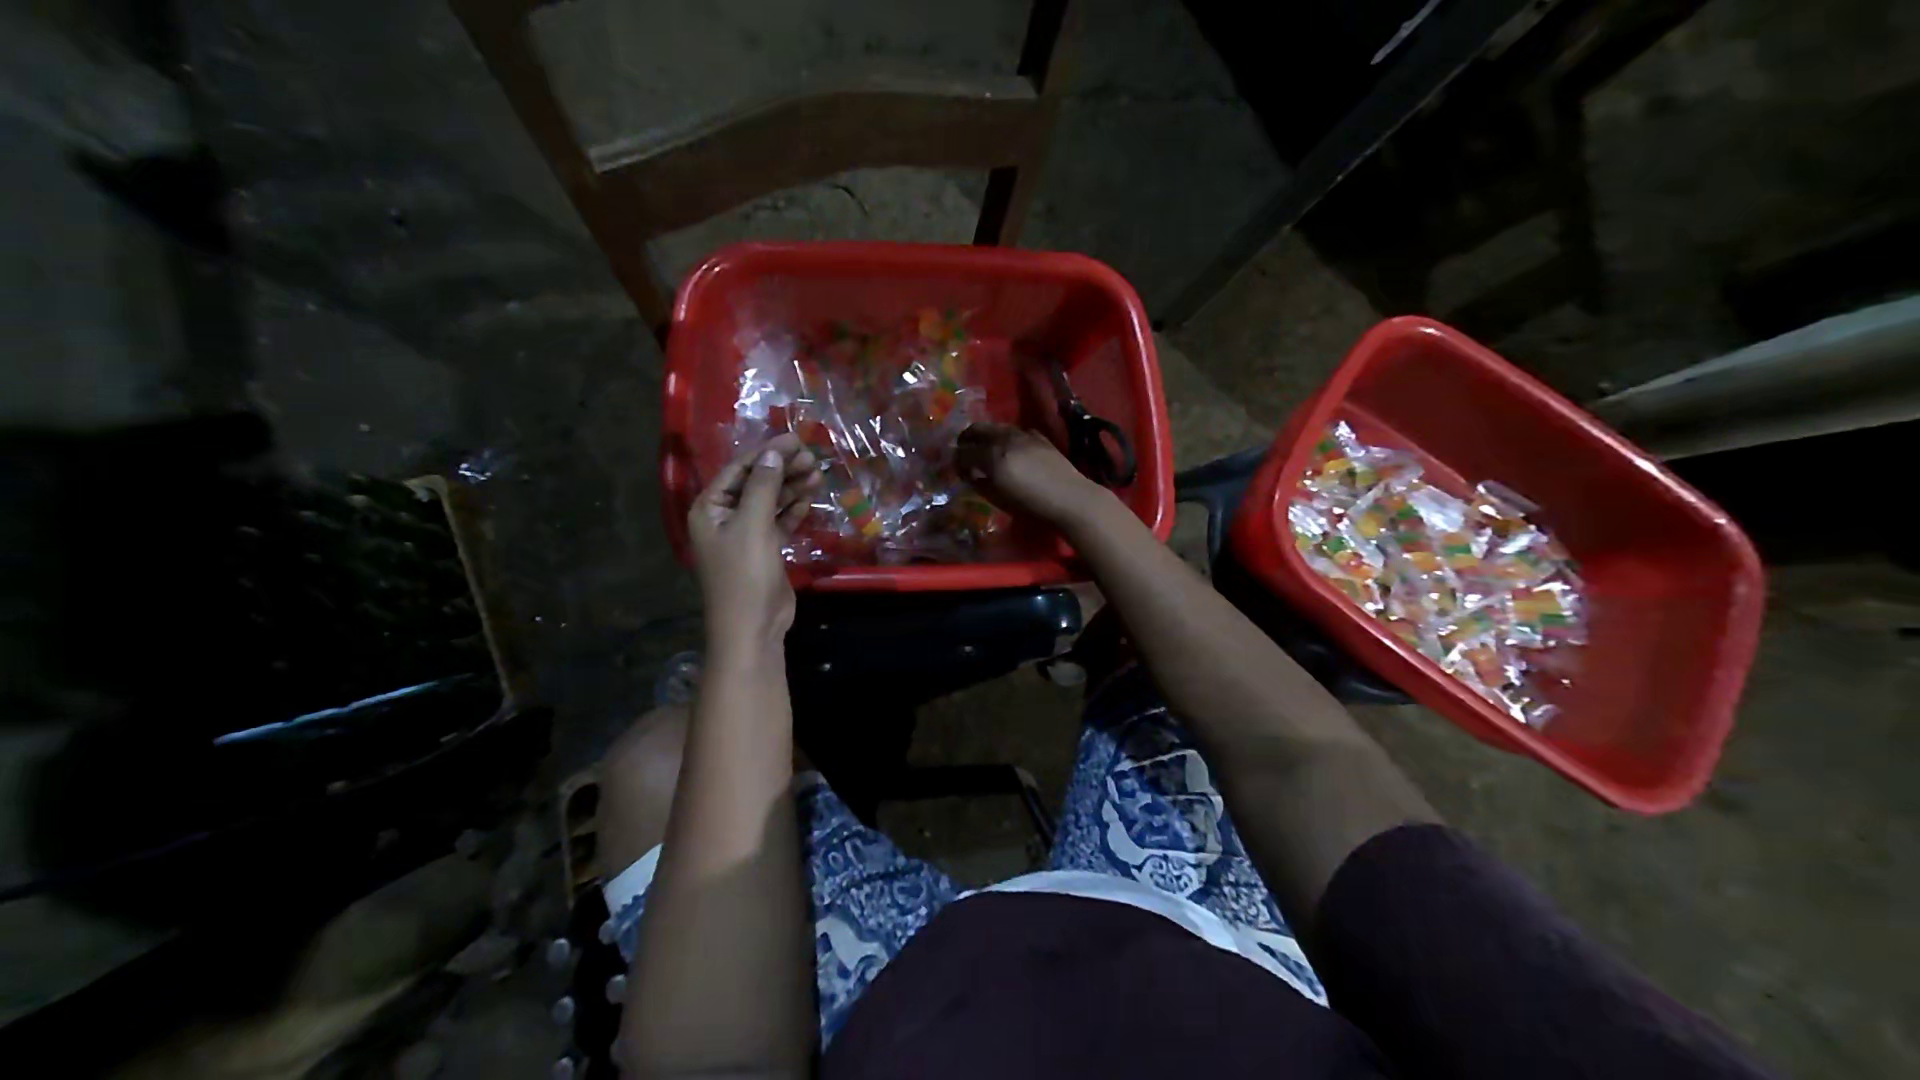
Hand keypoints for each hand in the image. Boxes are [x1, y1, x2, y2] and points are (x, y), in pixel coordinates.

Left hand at [689, 434, 820, 644]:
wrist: (752, 627)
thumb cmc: (745, 574)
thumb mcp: (752, 525)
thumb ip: (763, 486)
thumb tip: (773, 452)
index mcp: (710, 508)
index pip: (740, 469)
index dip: (768, 452)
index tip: (797, 439)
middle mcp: (724, 518)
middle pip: (756, 483)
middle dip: (783, 469)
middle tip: (813, 457)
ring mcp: (744, 535)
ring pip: (770, 501)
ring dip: (792, 487)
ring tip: (817, 473)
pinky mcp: (764, 550)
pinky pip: (778, 521)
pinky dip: (793, 509)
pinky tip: (810, 498)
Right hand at [955, 423, 1107, 527]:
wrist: (1071, 499)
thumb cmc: (1032, 506)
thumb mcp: (999, 499)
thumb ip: (980, 483)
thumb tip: (971, 473)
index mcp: (992, 457)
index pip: (964, 453)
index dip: (957, 461)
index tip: (958, 470)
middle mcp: (1005, 440)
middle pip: (977, 429)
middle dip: (967, 439)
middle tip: (965, 451)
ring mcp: (1023, 435)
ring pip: (996, 427)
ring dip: (986, 436)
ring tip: (986, 449)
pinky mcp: (1039, 436)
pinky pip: (1015, 431)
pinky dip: (1006, 437)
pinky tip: (1011, 449)